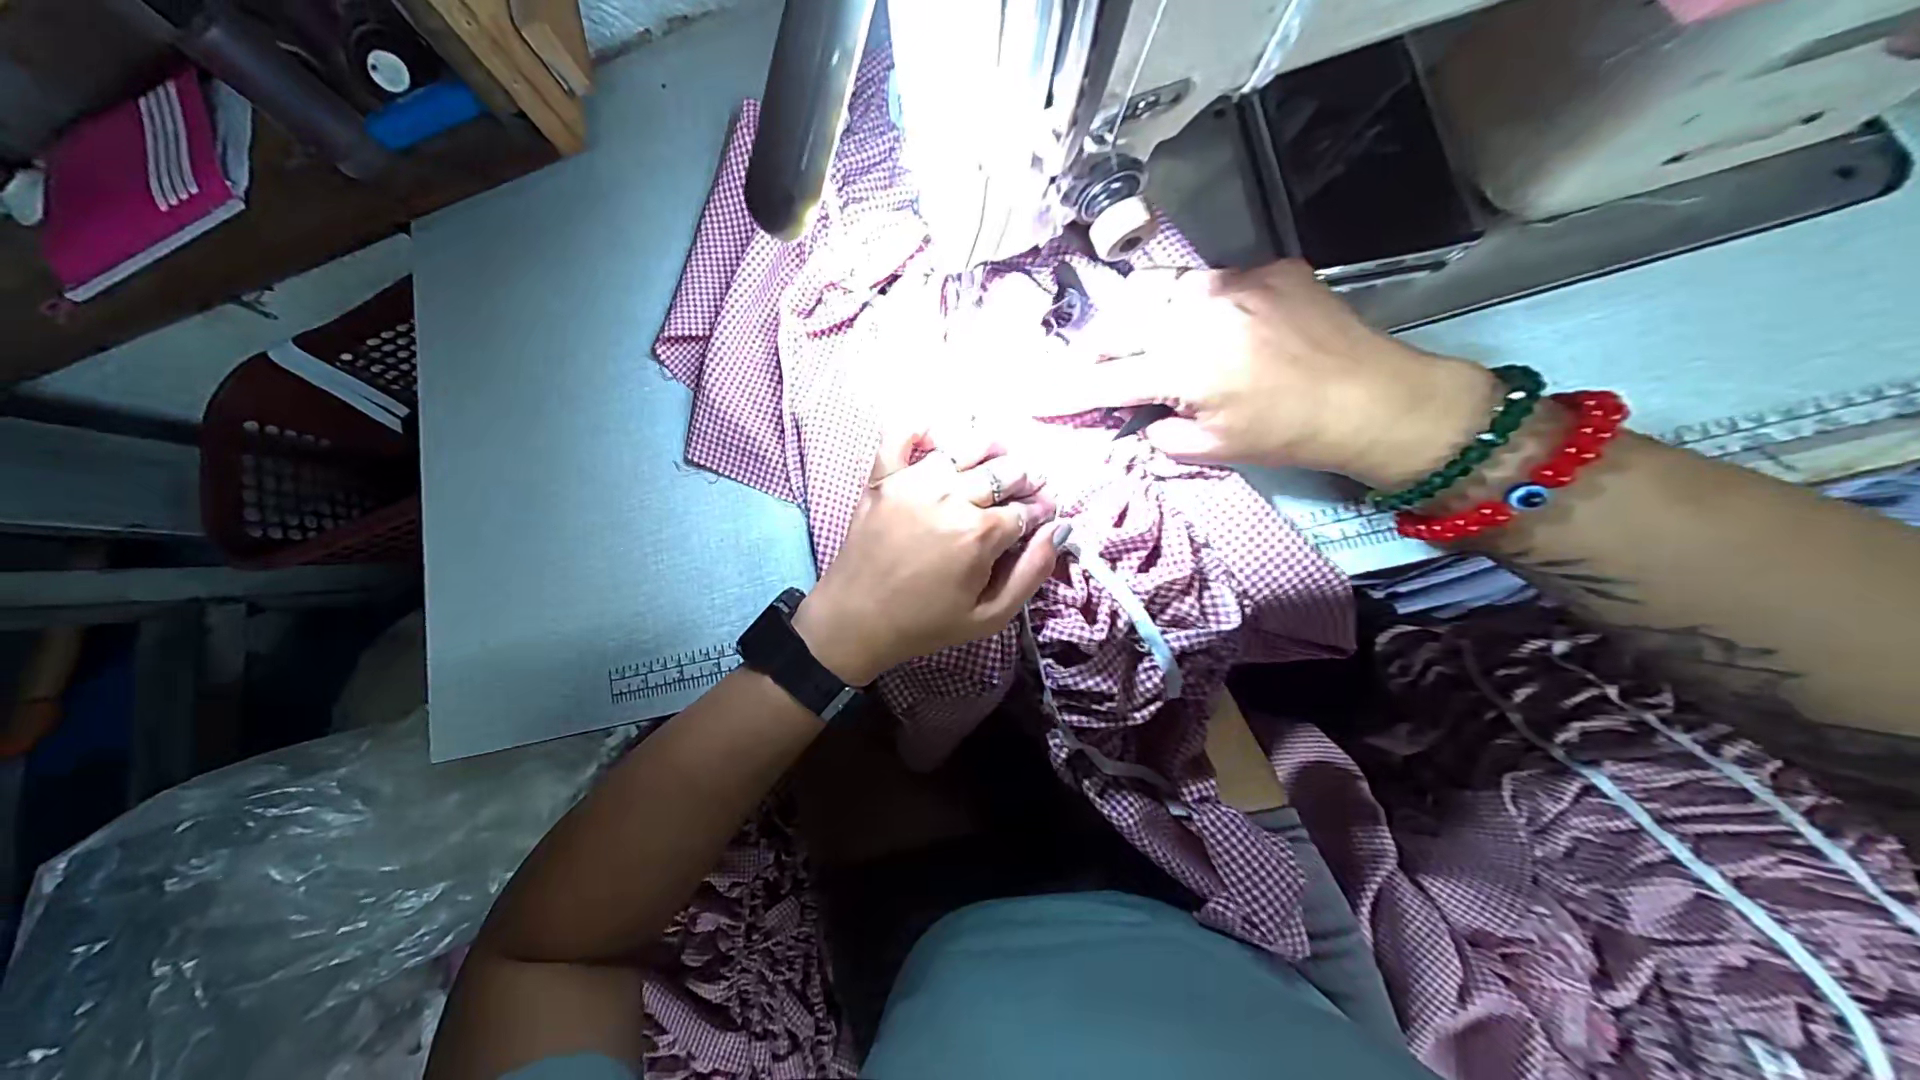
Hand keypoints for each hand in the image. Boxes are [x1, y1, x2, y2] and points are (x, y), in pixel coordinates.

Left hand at [791, 428, 1067, 684]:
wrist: (855, 620)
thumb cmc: (926, 623)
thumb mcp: (989, 616)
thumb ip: (1031, 573)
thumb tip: (1060, 530)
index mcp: (979, 533)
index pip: (1026, 508)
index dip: (1042, 509)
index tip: (1047, 510)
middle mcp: (950, 497)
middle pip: (1002, 472)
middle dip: (1025, 477)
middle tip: (1032, 481)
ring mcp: (913, 482)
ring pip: (964, 448)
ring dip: (990, 447)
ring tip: (1002, 451)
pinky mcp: (882, 478)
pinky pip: (902, 435)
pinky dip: (922, 427)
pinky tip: (941, 435)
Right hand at [1033, 260, 1500, 489]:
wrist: (1374, 397)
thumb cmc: (1288, 434)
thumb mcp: (1213, 448)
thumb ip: (1161, 432)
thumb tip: (1140, 416)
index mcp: (1183, 366)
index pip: (1105, 381)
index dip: (1064, 393)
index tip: (1033, 399)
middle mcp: (1198, 313)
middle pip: (1120, 321)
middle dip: (1097, 346)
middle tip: (1093, 366)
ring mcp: (1234, 281)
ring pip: (1160, 291)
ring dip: (1142, 317)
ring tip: (1148, 340)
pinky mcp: (1267, 267)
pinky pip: (1211, 282)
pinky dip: (1198, 307)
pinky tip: (1217, 327)